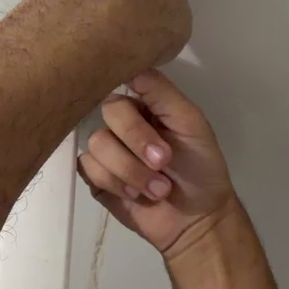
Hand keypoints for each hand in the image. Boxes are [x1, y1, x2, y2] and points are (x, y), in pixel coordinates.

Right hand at [76, 69, 236, 257]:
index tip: (151, 119)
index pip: (125, 84)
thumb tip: (132, 67)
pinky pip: (88, 168)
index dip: (135, 103)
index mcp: (145, 105)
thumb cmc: (200, 168)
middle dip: (137, 141)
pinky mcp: (94, 176)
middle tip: (163, 163)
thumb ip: (162, 93)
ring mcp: (106, 150)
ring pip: (97, 144)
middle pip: (109, 112)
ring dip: (131, 170)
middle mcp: (122, 123)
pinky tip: (135, 195)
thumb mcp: (191, 124)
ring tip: (157, 188)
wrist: (195, 221)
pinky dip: (115, 183)